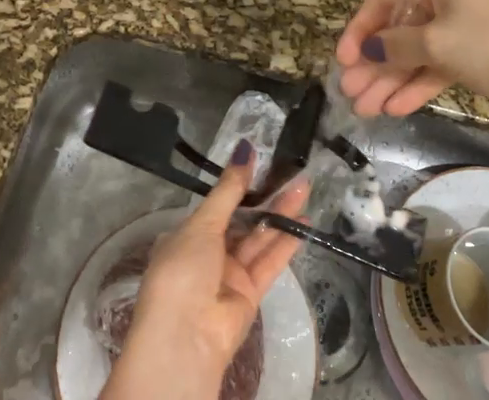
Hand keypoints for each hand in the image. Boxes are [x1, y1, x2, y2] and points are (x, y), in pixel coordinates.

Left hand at [101, 145, 309, 399]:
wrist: (185, 338)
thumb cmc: (182, 271)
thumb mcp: (201, 224)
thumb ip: (228, 191)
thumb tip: (244, 150)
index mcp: (186, 235)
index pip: (216, 205)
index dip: (237, 184)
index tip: (259, 161)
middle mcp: (208, 253)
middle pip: (242, 219)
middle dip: (265, 197)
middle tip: (291, 171)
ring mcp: (229, 274)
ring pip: (259, 238)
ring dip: (280, 214)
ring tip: (305, 187)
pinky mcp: (250, 293)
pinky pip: (269, 262)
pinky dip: (287, 243)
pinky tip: (305, 223)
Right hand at [335, 0, 488, 118]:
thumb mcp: (441, 45)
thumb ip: (398, 47)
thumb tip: (369, 50)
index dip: (360, 29)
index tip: (342, 60)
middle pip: (401, 26)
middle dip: (375, 61)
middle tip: (350, 93)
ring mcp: (468, 21)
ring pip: (419, 49)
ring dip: (393, 78)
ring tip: (367, 109)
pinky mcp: (483, 49)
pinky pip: (441, 63)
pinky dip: (420, 83)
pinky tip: (397, 107)